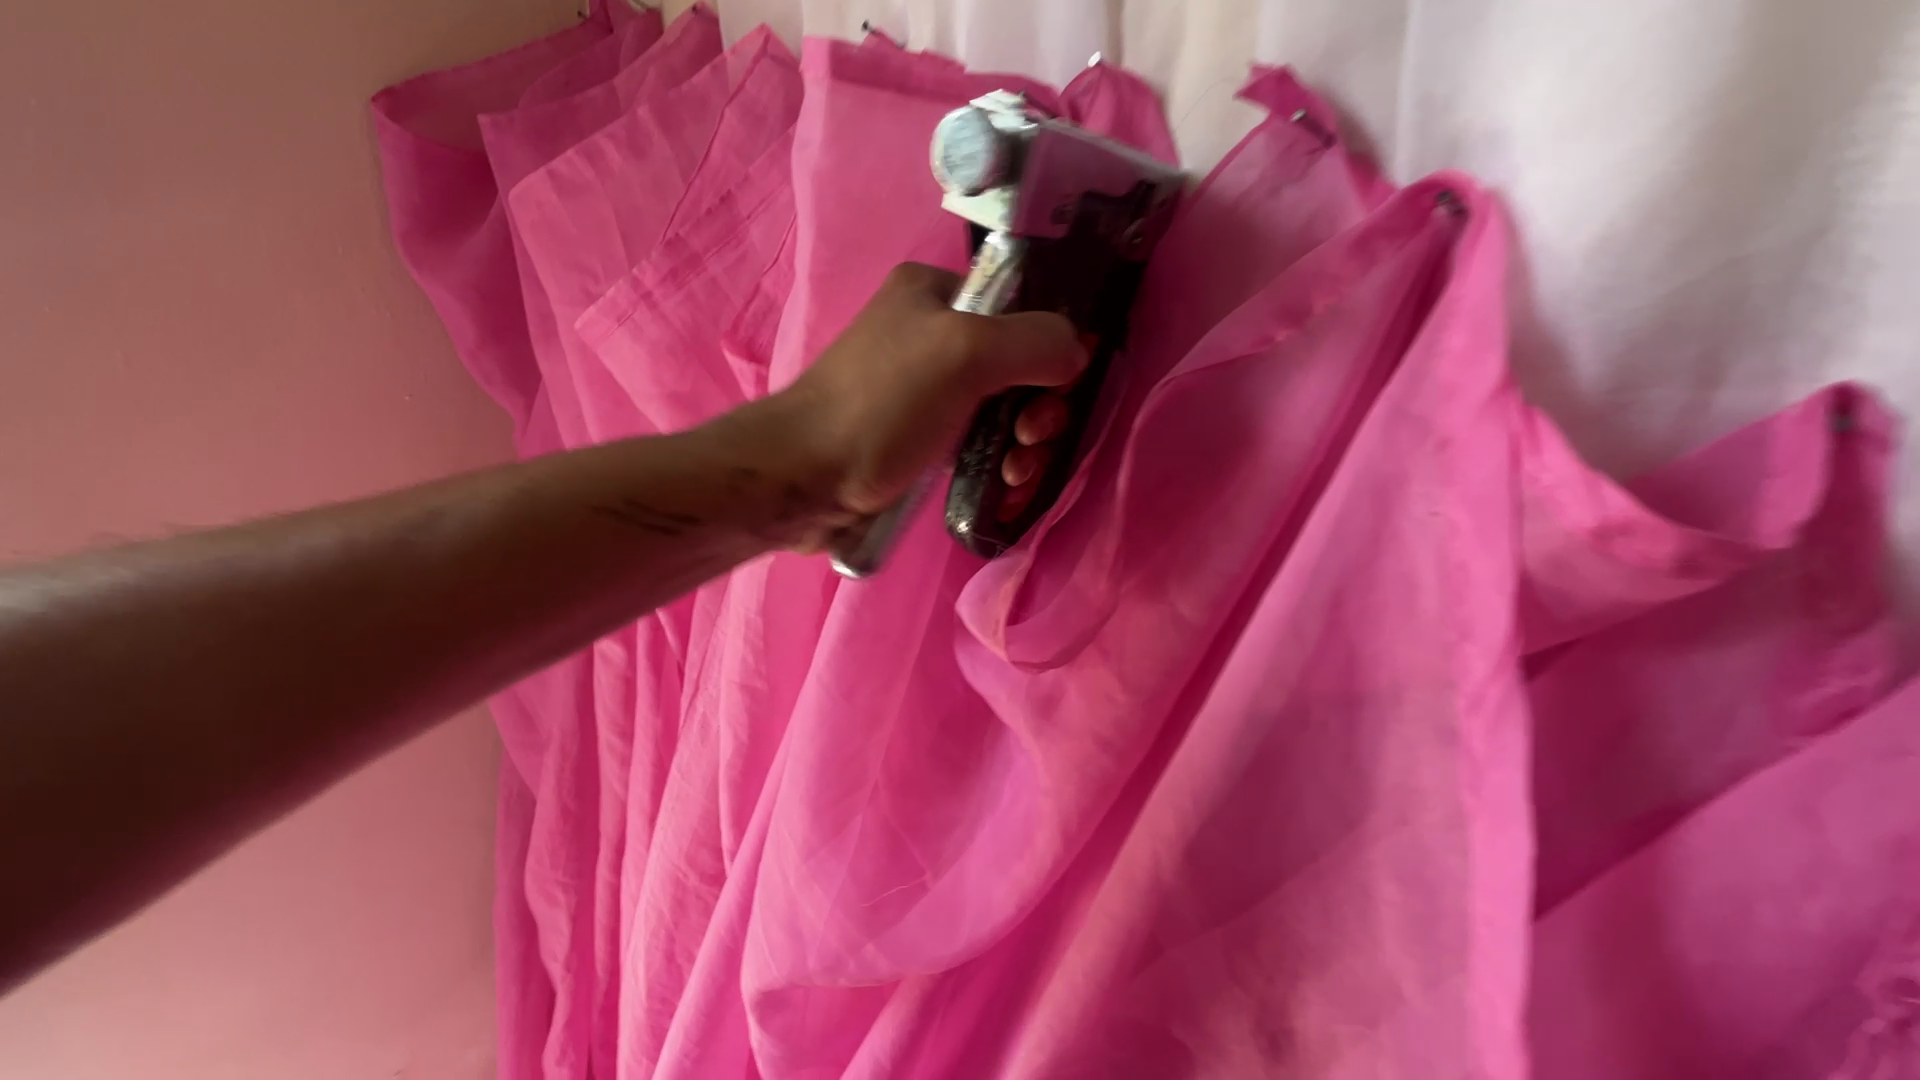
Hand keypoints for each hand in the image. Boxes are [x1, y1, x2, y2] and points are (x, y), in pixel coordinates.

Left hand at [781, 263, 1088, 517]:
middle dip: (1036, 410)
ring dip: (1022, 446)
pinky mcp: (919, 440)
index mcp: (934, 293)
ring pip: (1002, 413)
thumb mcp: (964, 352)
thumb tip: (1078, 352)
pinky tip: (1002, 490)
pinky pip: (978, 445)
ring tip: (1012, 475)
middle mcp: (931, 335)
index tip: (1052, 395)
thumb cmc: (882, 406)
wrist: (805, 479)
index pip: (1020, 310)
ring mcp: (924, 392)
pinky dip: (997, 466)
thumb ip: (1034, 341)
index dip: (1048, 353)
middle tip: (1029, 440)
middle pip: (1018, 368)